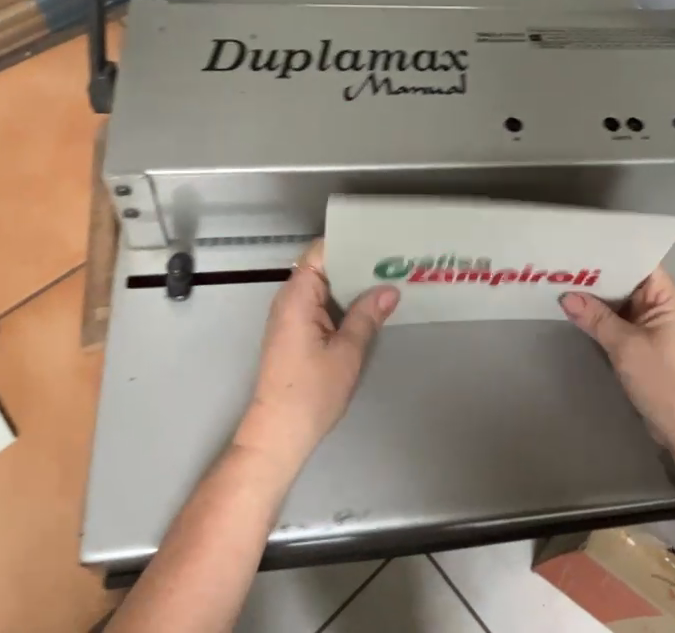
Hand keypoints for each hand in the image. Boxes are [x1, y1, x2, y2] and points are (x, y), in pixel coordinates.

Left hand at [235, 241, 398, 467]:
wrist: (279, 434)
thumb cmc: (310, 392)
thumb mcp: (347, 352)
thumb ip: (366, 316)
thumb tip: (389, 290)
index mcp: (297, 296)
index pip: (321, 251)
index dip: (349, 242)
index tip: (381, 240)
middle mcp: (290, 300)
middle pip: (324, 266)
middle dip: (357, 263)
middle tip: (395, 260)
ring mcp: (291, 317)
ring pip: (325, 287)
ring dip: (352, 284)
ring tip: (390, 278)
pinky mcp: (295, 333)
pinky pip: (321, 305)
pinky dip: (344, 303)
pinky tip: (370, 306)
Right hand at [560, 269, 674, 485]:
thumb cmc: (665, 381)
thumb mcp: (626, 347)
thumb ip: (595, 318)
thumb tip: (565, 296)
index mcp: (667, 296)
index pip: (637, 261)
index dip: (609, 252)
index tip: (577, 243)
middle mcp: (662, 304)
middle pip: (626, 280)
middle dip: (595, 274)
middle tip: (558, 261)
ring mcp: (654, 325)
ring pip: (620, 301)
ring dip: (595, 296)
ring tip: (559, 279)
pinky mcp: (646, 344)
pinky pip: (620, 321)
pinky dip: (600, 317)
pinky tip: (574, 309)